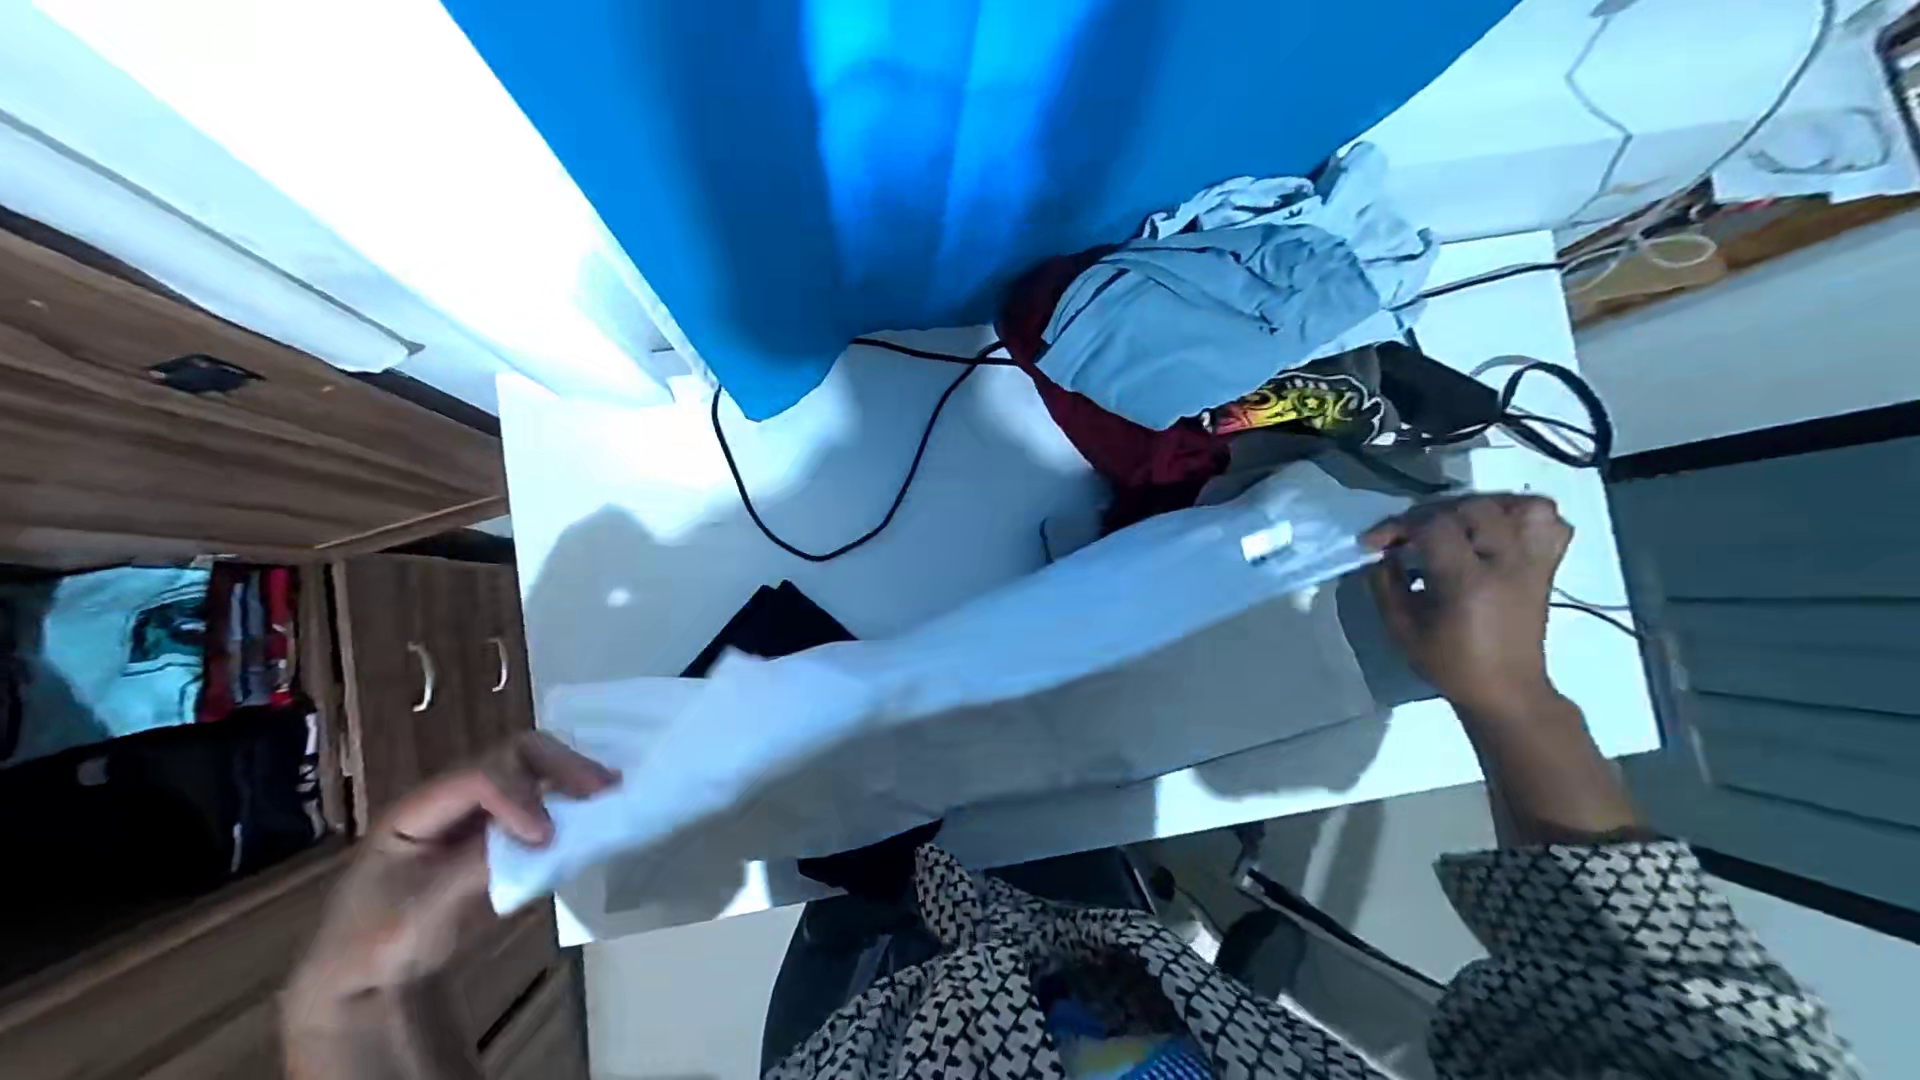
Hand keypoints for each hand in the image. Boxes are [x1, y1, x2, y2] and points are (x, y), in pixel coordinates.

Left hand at [285, 733, 618, 1027]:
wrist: (365, 977)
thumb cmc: (378, 945)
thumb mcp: (421, 912)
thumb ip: (480, 865)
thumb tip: (545, 837)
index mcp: (416, 810)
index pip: (478, 778)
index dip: (519, 796)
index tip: (546, 837)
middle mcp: (450, 795)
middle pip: (512, 754)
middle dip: (559, 765)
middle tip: (602, 788)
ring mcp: (476, 807)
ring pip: (532, 764)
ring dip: (571, 772)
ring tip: (609, 789)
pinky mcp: (498, 824)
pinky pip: (540, 791)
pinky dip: (570, 791)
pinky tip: (594, 803)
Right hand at [1364, 494, 1571, 716]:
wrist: (1505, 689)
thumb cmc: (1448, 662)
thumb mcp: (1401, 626)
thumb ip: (1386, 583)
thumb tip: (1383, 554)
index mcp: (1468, 582)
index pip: (1433, 527)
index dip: (1397, 526)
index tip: (1373, 543)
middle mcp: (1508, 564)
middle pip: (1474, 508)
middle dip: (1431, 514)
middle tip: (1409, 535)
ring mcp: (1534, 563)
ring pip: (1519, 506)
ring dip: (1479, 506)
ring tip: (1453, 524)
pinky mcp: (1547, 567)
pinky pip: (1549, 522)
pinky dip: (1521, 514)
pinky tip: (1494, 527)